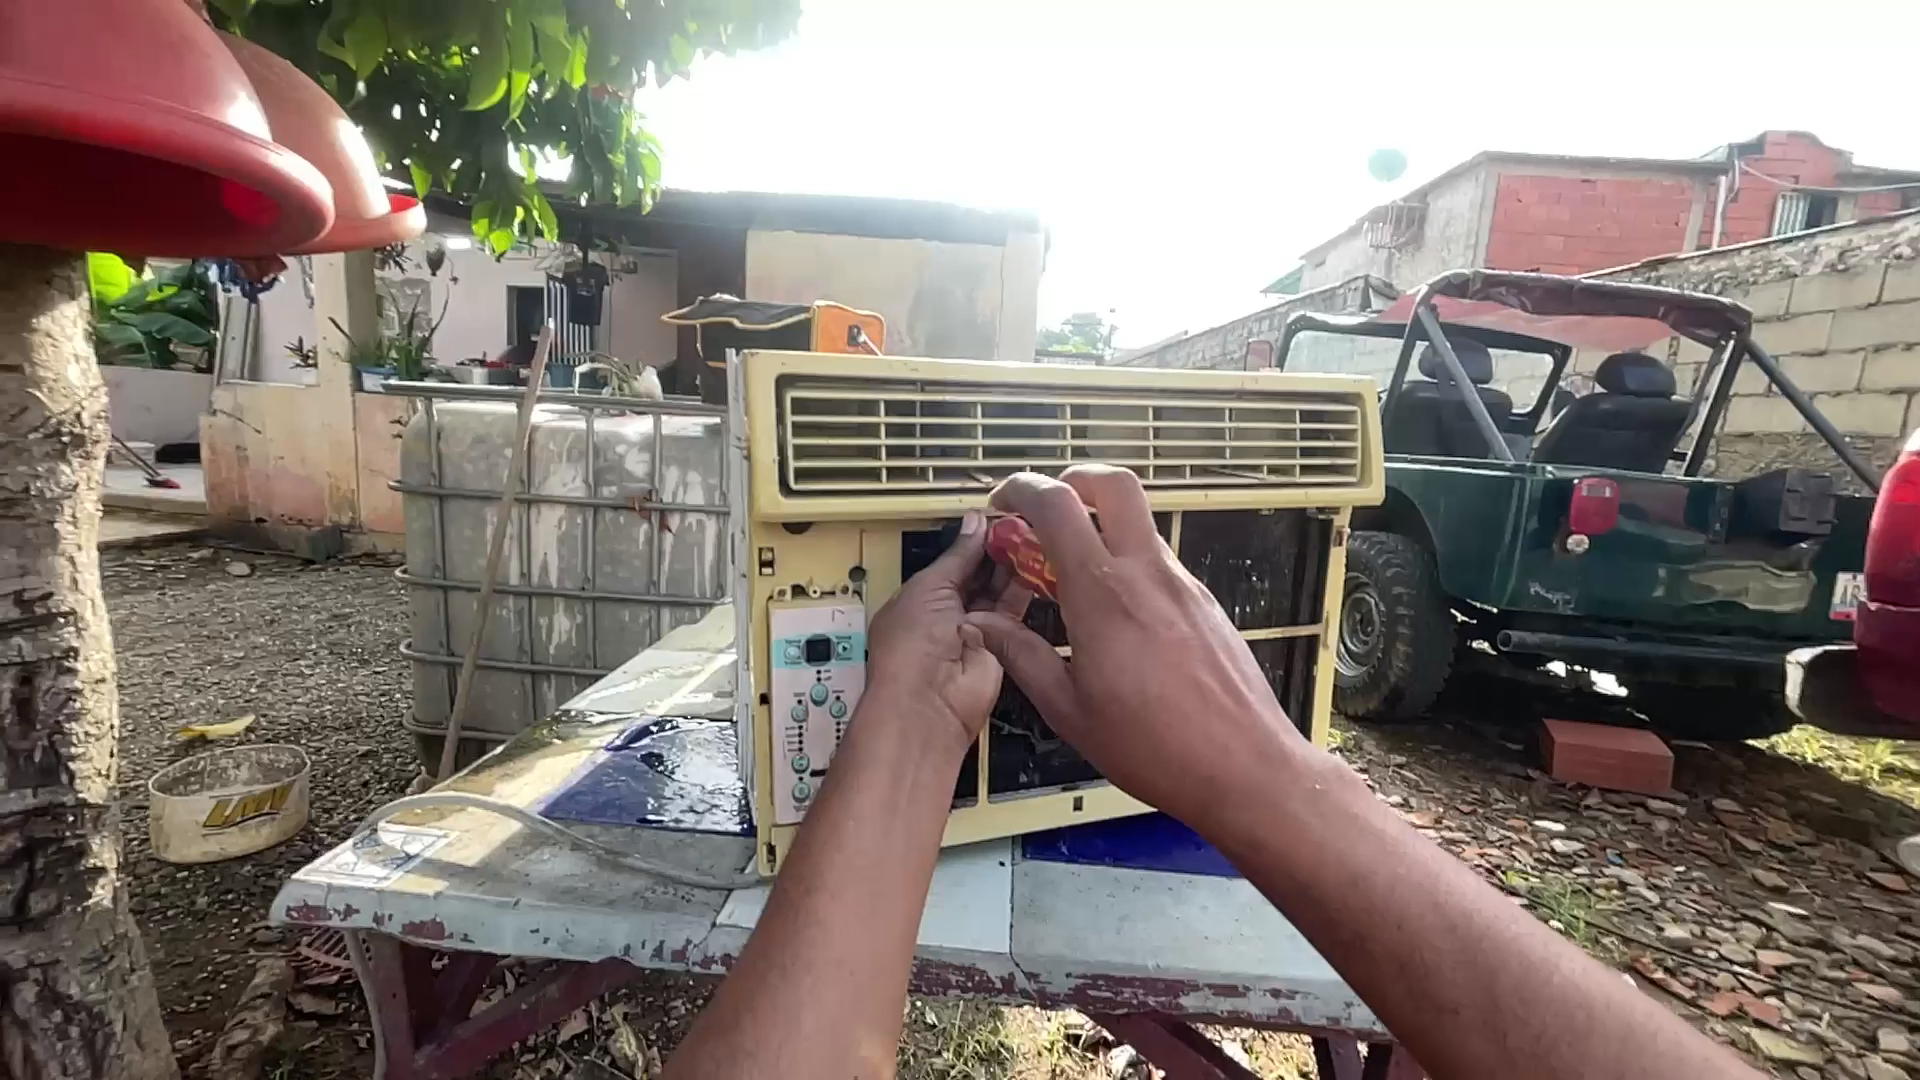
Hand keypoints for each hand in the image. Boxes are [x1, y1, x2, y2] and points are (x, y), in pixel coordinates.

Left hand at [863, 509, 1023, 760]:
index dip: (973, 541)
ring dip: (1013, 567)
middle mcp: (949, 613)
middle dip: (996, 551)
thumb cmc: (910, 648)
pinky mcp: (1002, 643)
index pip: (952, 561)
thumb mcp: (930, 586)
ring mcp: (976, 629)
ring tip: (1030, 537)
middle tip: (1019, 523)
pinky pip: (1015, 611)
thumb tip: (972, 523)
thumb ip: (958, 555)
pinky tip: (1036, 564)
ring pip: (999, 590)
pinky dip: (1024, 589)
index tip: (995, 519)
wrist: (929, 702)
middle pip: (979, 574)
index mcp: (920, 597)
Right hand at [965, 466, 1307, 834]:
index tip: (1002, 503)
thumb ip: (1021, 655)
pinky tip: (1114, 610)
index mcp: (1103, 595)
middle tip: (1045, 513)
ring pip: (1138, 521)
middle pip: (1114, 484)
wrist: (1247, 769)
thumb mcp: (1069, 709)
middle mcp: (1147, 573)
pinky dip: (1126, 561)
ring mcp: (1182, 583)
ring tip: (1072, 572)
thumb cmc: (1154, 747)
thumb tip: (982, 624)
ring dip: (1100, 525)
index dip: (1021, 489)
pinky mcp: (1204, 601)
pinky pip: (1158, 559)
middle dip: (1072, 480)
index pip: (1058, 506)